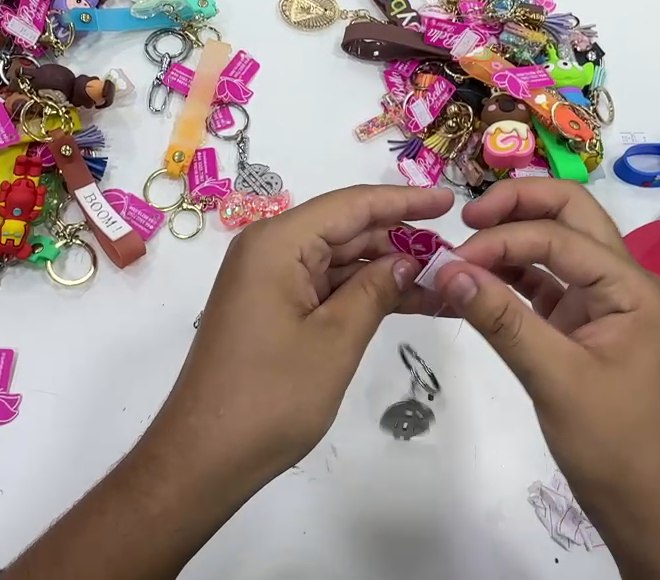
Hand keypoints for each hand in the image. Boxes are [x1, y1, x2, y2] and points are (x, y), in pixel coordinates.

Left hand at [146, 184, 453, 491]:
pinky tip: (409, 302)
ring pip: (340, 259)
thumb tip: (408, 259)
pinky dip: (364, 293)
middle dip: (400, 238)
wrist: (203, 458)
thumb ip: (375, 291)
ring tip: (445, 281)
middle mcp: (270, 249)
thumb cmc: (269, 397)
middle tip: (456, 252)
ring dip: (388, 270)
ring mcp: (269, 279)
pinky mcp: (273, 306)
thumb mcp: (335, 341)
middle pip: (346, 229)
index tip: (448, 201)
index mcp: (277, 242)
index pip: (351, 205)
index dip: (403, 201)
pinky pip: (326, 285)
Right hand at [428, 180, 659, 578]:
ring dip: (513, 236)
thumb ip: (501, 319)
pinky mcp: (582, 324)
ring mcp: (602, 302)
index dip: (503, 238)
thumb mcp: (556, 379)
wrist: (650, 512)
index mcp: (629, 286)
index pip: (558, 235)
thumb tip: (446, 269)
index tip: (453, 259)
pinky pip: (545, 281)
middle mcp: (620, 281)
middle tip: (468, 219)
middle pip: (569, 214)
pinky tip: (479, 280)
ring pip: (557, 242)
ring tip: (465, 248)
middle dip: (518, 205)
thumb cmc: (616, 446)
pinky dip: (512, 273)